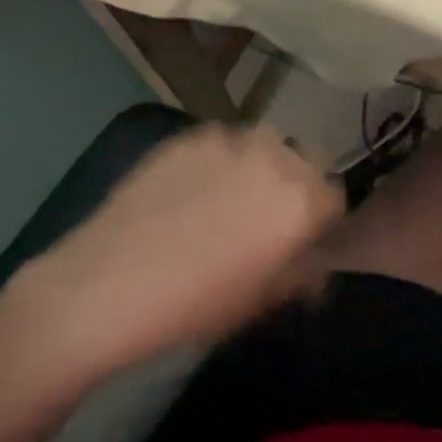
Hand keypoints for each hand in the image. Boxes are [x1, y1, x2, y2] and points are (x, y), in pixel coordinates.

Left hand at [19, 124, 344, 370]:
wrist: (106, 286)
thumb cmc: (194, 306)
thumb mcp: (262, 301)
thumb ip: (300, 274)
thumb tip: (312, 266)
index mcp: (303, 201)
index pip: (335, 198)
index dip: (320, 221)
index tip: (300, 241)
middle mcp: (275, 158)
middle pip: (302, 163)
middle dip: (291, 188)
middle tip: (262, 222)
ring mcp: (230, 140)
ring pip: (261, 148)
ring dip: (256, 169)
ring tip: (223, 203)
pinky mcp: (189, 135)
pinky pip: (220, 144)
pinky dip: (217, 163)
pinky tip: (187, 195)